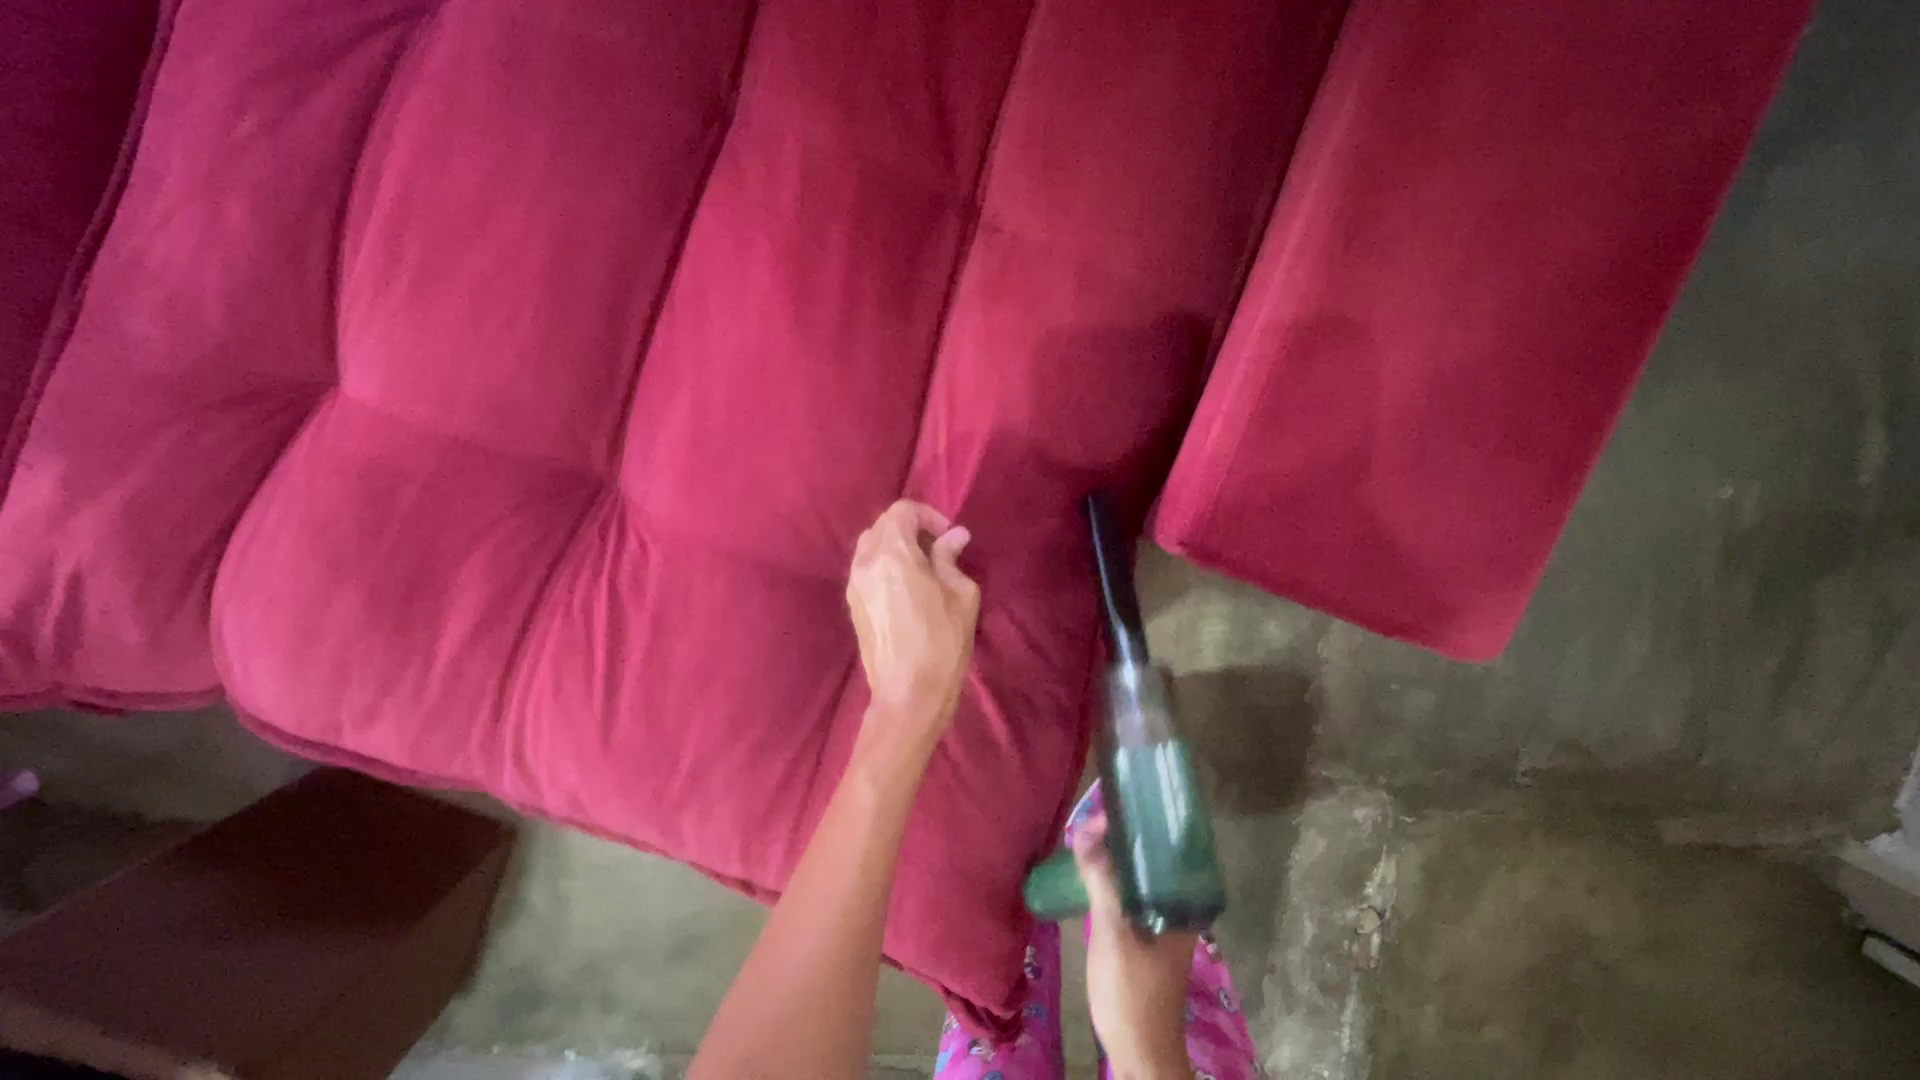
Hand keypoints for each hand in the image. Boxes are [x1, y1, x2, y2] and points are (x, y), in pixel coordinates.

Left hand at [845, 500, 979, 764]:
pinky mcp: (853, 606)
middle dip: (911, 529)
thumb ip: (950, 558)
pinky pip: (866, 569)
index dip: (929, 516)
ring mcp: (854, 585)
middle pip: (883, 526)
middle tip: (938, 549)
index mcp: (892, 553)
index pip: (902, 511)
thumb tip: (953, 536)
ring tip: (924, 569)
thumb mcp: (961, 595)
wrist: (909, 693)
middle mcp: (865, 562)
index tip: (949, 536)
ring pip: (871, 546)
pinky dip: (885, 565)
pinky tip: (907, 588)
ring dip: (896, 546)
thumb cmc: (943, 642)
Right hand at [1076, 814, 1195, 1079]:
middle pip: (1155, 857)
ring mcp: (1164, 921)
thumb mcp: (1113, 930)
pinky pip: (1132, 891)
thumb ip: (1102, 879)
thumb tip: (1086, 827)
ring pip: (1141, 874)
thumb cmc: (1131, 989)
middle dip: (1128, 833)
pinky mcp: (1147, 934)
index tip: (1118, 797)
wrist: (1137, 1048)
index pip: (1172, 846)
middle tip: (1098, 806)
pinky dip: (1114, 876)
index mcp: (1185, 902)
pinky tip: (1093, 868)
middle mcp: (1180, 906)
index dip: (1147, 820)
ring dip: (1118, 854)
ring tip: (1091, 830)